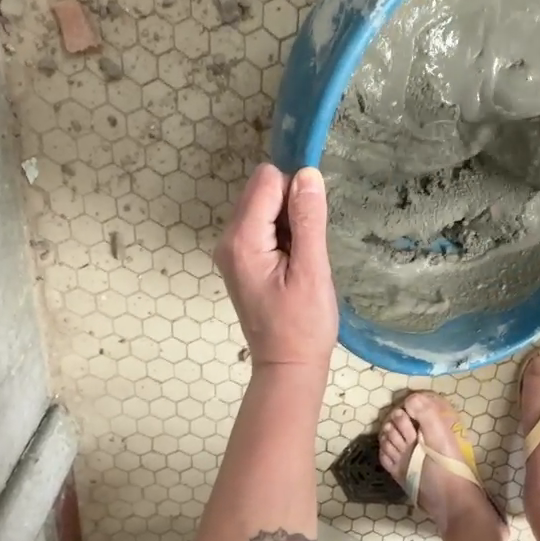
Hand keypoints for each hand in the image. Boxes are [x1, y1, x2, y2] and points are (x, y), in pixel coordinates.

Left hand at [216, 164, 338, 369]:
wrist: (287, 366)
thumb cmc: (304, 325)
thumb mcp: (312, 271)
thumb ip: (308, 220)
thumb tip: (308, 174)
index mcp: (242, 240)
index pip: (267, 181)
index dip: (296, 195)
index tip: (311, 229)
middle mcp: (227, 239)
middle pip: (261, 190)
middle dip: (290, 209)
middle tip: (305, 251)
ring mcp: (230, 251)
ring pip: (263, 208)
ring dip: (287, 225)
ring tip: (299, 262)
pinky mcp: (238, 261)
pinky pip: (261, 229)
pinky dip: (281, 238)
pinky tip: (292, 267)